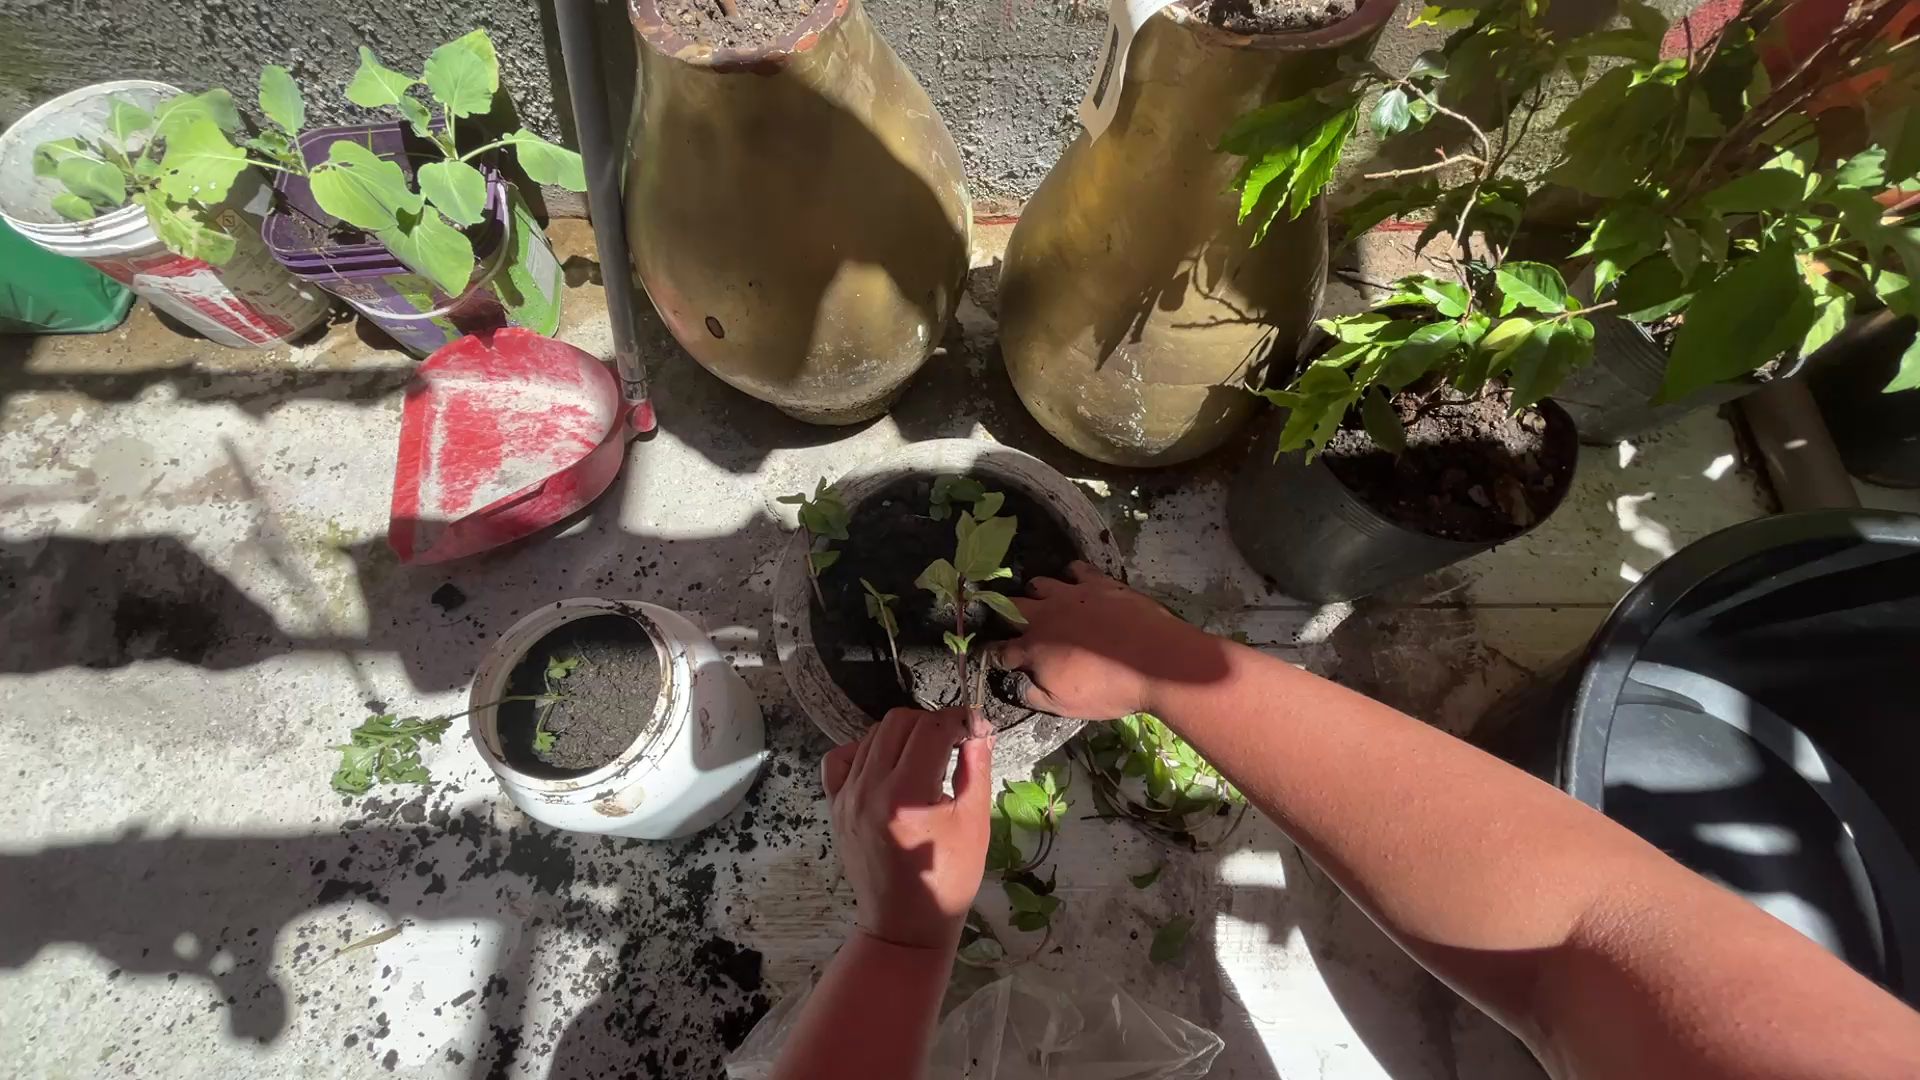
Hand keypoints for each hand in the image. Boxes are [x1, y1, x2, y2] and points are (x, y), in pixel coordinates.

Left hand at [821, 707, 993, 950]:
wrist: (905, 926)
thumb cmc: (949, 877)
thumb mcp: (975, 822)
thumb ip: (976, 767)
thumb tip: (980, 728)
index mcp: (907, 794)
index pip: (931, 728)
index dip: (958, 719)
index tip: (974, 728)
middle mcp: (870, 788)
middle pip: (899, 722)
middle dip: (931, 723)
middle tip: (952, 742)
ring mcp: (847, 796)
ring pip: (873, 735)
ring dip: (903, 734)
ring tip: (924, 756)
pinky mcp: (835, 805)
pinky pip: (841, 758)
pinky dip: (863, 750)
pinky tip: (885, 765)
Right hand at [995, 561, 1221, 718]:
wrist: (1156, 660)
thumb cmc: (1109, 689)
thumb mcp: (1065, 706)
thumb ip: (1032, 694)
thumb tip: (1013, 683)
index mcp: (1032, 648)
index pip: (998, 649)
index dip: (993, 654)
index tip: (996, 657)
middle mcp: (1044, 616)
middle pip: (1009, 608)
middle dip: (1004, 616)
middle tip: (1014, 626)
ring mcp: (1070, 594)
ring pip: (1037, 584)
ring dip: (1035, 594)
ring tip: (1045, 605)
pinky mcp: (1096, 581)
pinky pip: (1074, 569)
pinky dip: (1070, 577)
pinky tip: (1077, 586)